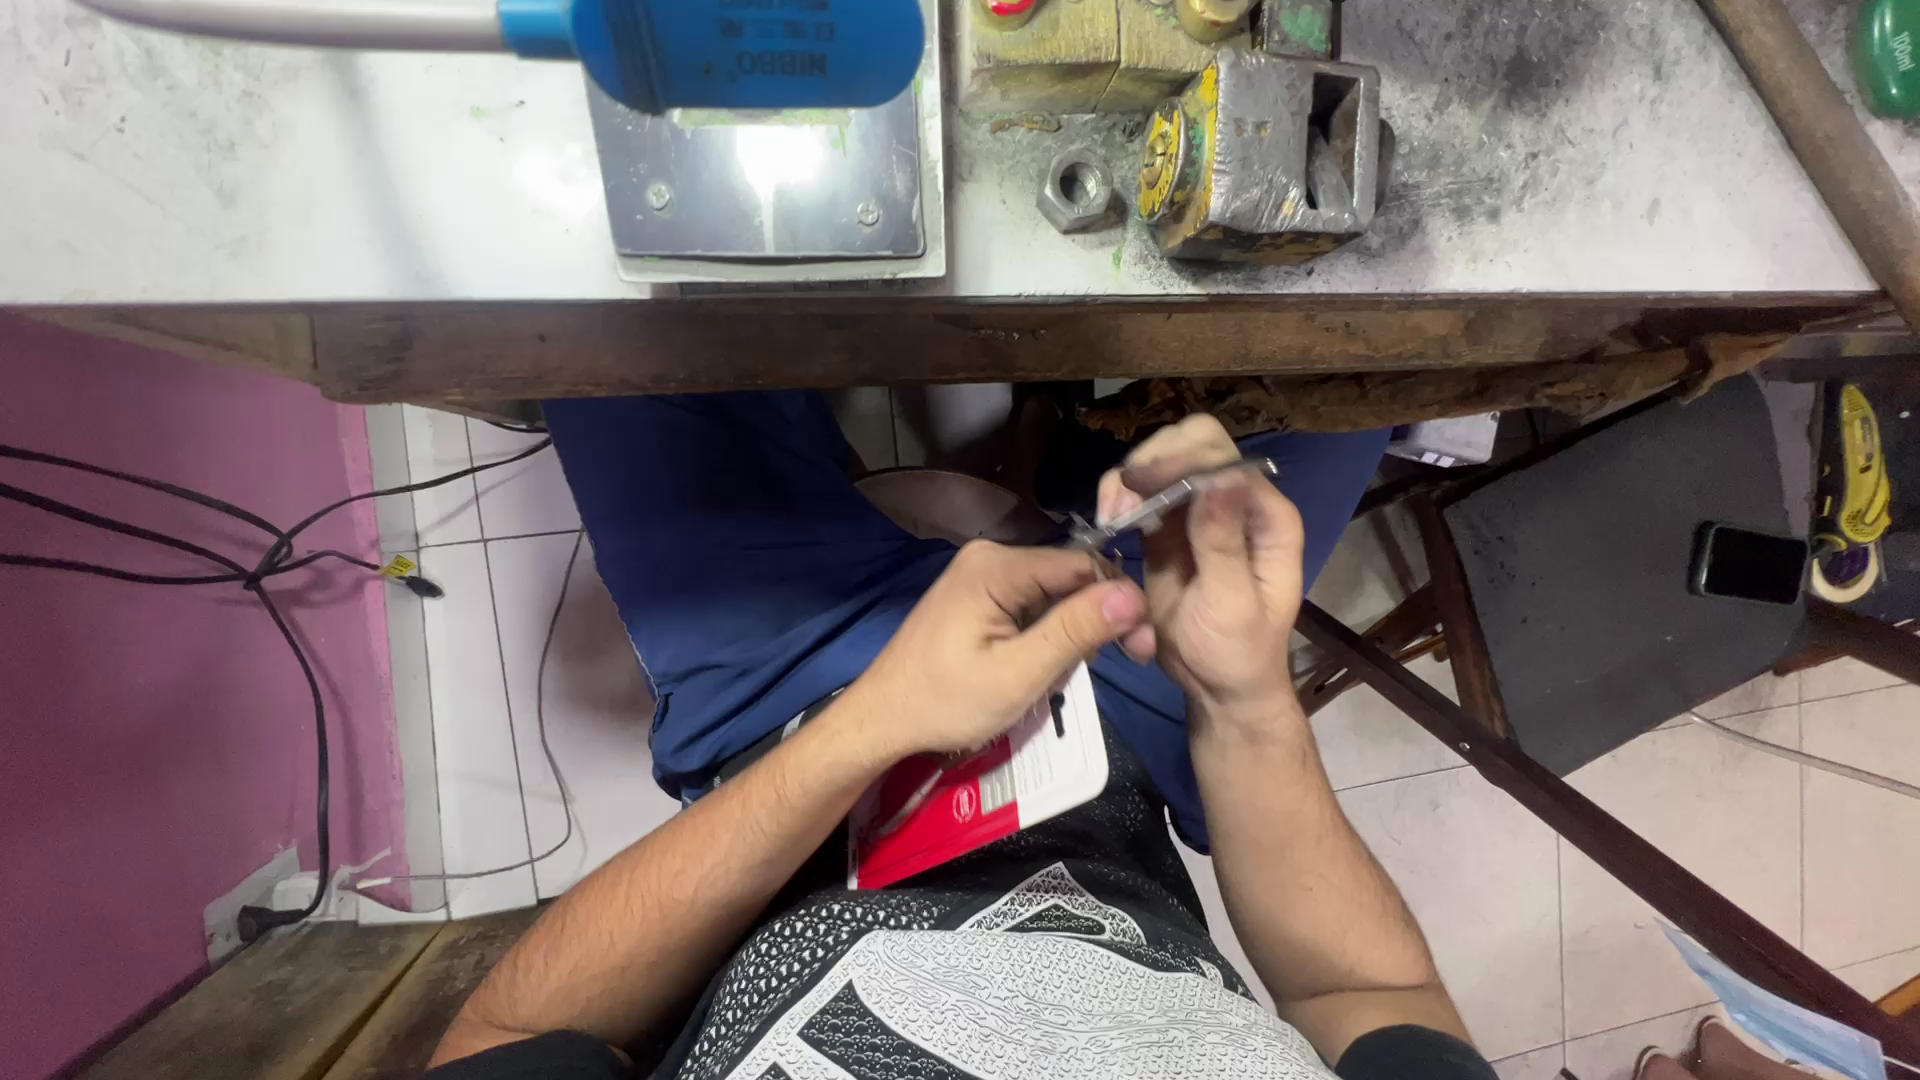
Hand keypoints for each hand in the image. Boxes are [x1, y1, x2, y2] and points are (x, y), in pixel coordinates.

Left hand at [841, 539, 1147, 758]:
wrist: (882, 718)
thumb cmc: (946, 702)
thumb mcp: (1018, 675)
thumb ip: (1074, 632)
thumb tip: (1133, 594)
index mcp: (997, 566)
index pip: (1084, 565)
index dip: (1120, 603)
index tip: (1141, 651)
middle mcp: (990, 556)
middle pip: (1069, 577)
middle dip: (1094, 621)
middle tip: (1103, 669)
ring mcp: (981, 573)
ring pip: (1053, 593)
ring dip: (1069, 633)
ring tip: (1056, 675)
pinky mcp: (977, 594)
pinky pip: (1031, 603)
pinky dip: (1045, 634)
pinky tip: (1036, 665)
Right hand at [1097, 414, 1304, 719]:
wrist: (1215, 687)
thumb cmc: (1237, 652)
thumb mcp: (1232, 604)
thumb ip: (1223, 543)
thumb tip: (1222, 478)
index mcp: (1266, 517)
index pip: (1225, 461)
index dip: (1182, 462)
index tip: (1141, 484)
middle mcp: (1234, 503)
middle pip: (1194, 444)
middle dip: (1153, 461)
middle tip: (1122, 500)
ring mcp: (1197, 513)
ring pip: (1162, 461)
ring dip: (1129, 479)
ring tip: (1111, 516)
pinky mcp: (1165, 529)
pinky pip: (1139, 494)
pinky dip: (1119, 497)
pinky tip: (1110, 522)